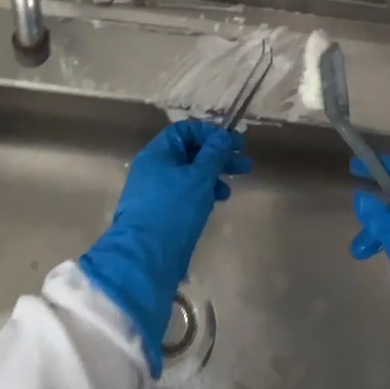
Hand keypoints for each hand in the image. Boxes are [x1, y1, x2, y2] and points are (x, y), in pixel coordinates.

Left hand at [80, 120, 251, 376]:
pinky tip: (215, 204)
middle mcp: (154, 168)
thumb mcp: (199, 178)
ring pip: (189, 175)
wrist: (146, 258)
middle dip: (217, 157)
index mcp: (158, 153)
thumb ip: (213, 154)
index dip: (210, 133)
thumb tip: (223, 135)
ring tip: (229, 190)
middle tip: (243, 164)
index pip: (185, 131)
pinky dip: (201, 194)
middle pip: (190, 152)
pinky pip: (185, 194)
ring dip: (212, 177)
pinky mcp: (161, 212)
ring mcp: (156, 191)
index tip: (232, 142)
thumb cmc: (173, 209)